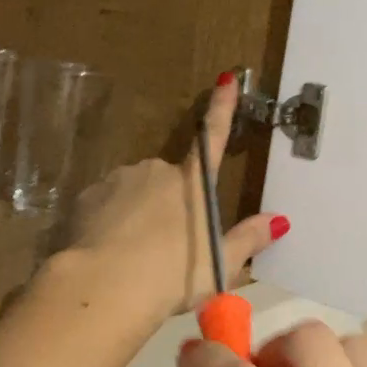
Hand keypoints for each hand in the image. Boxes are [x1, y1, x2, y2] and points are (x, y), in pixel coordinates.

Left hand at [62, 74, 287, 318]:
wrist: (104, 287)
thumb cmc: (172, 276)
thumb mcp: (219, 265)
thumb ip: (248, 239)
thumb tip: (279, 221)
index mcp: (193, 183)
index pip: (213, 137)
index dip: (222, 108)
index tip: (226, 79)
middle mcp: (156, 171)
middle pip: (169, 182)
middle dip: (169, 205)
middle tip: (166, 248)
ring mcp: (119, 180)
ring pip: (134, 193)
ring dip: (138, 214)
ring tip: (135, 258)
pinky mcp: (86, 198)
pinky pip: (105, 206)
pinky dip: (109, 223)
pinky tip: (109, 254)